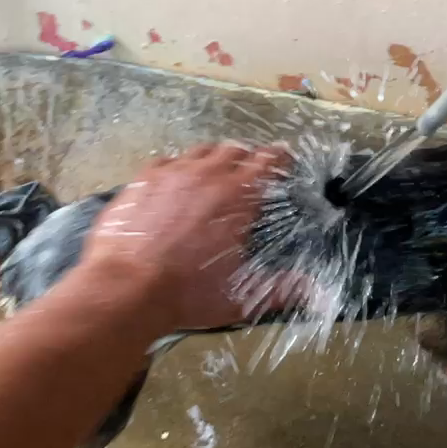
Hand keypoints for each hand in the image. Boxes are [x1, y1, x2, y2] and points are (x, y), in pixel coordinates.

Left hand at [76, 143, 289, 334]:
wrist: (125, 288)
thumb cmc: (188, 293)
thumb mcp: (241, 297)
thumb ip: (283, 290)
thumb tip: (321, 295)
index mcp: (240, 196)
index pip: (269, 162)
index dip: (280, 158)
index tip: (285, 161)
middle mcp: (209, 174)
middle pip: (236, 150)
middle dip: (248, 158)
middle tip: (250, 172)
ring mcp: (174, 172)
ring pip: (203, 150)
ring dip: (215, 158)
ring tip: (214, 173)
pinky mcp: (143, 178)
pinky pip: (168, 160)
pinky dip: (179, 167)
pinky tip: (176, 182)